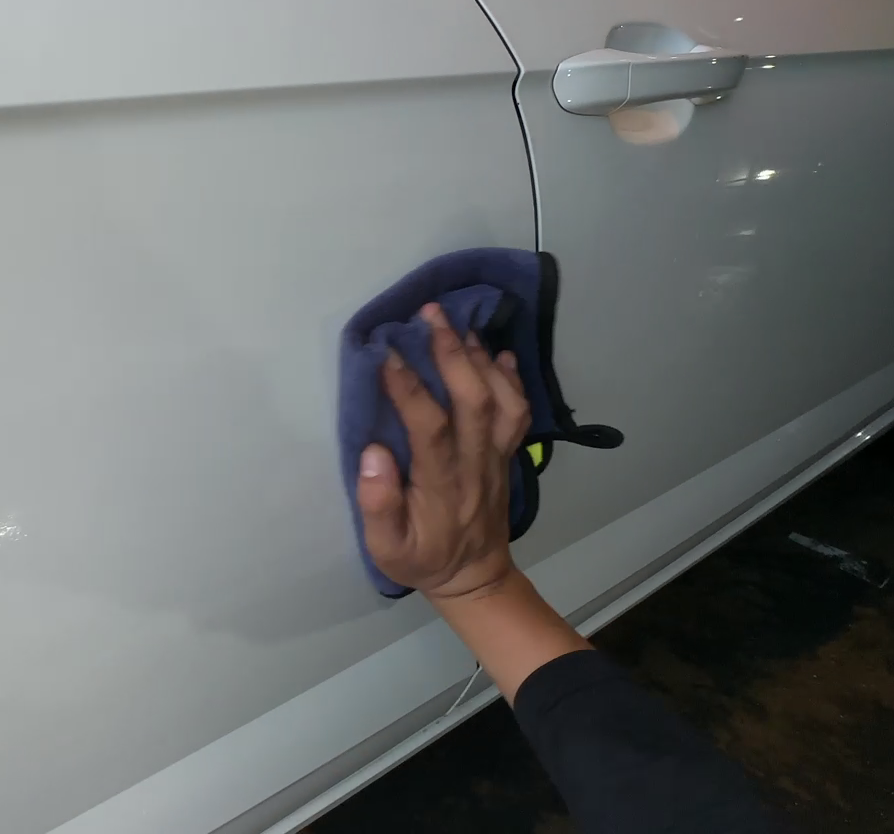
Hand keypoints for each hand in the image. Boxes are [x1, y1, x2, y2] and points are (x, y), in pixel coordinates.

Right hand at [356, 302, 532, 601]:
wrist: (475, 580)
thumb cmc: (421, 559)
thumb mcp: (386, 548)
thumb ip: (377, 504)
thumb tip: (374, 453)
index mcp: (441, 485)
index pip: (430, 426)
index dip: (409, 387)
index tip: (386, 352)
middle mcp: (476, 464)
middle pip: (474, 401)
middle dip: (452, 353)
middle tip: (430, 314)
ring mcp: (497, 458)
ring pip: (502, 400)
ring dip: (480, 357)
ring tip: (457, 324)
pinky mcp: (507, 455)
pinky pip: (519, 411)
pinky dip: (512, 377)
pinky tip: (498, 352)